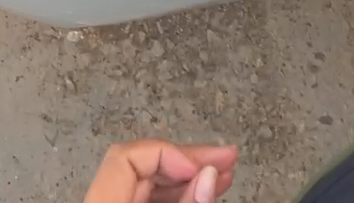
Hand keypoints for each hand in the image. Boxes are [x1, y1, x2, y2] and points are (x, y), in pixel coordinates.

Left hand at [81, 139, 237, 202]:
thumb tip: (210, 175)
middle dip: (187, 161)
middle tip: (227, 157)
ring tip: (223, 175)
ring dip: (186, 178)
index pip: (126, 156)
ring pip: (143, 184)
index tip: (201, 166)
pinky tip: (199, 193)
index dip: (168, 154)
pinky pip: (143, 201)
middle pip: (139, 167)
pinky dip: (173, 196)